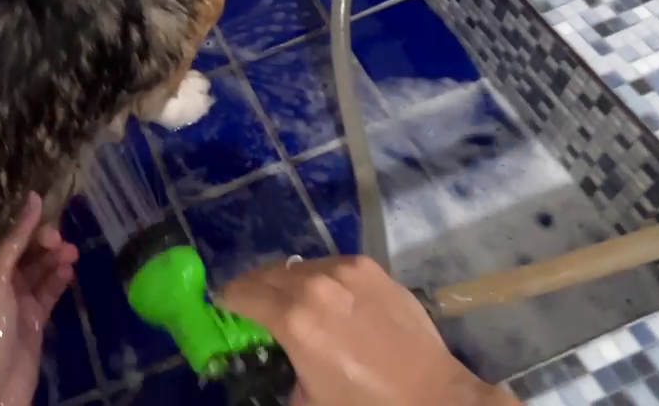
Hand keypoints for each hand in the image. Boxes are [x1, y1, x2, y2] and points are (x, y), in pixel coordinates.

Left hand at [0, 193, 79, 405]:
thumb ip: (15, 237)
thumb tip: (33, 196)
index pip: (9, 237)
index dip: (28, 225)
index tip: (49, 216)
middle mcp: (1, 282)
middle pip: (26, 253)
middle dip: (44, 242)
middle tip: (61, 241)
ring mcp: (18, 304)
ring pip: (40, 272)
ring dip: (55, 259)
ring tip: (73, 253)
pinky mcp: (35, 323)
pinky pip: (49, 294)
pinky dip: (59, 280)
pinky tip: (70, 270)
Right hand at [219, 256, 517, 405]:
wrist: (436, 399)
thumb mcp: (312, 402)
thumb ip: (286, 375)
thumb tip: (282, 362)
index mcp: (293, 319)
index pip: (242, 293)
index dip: (227, 299)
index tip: (223, 304)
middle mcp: (312, 284)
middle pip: (265, 274)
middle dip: (253, 288)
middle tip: (250, 303)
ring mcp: (342, 270)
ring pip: (297, 266)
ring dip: (286, 281)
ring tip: (290, 300)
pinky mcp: (366, 266)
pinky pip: (329, 266)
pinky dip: (319, 279)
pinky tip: (328, 298)